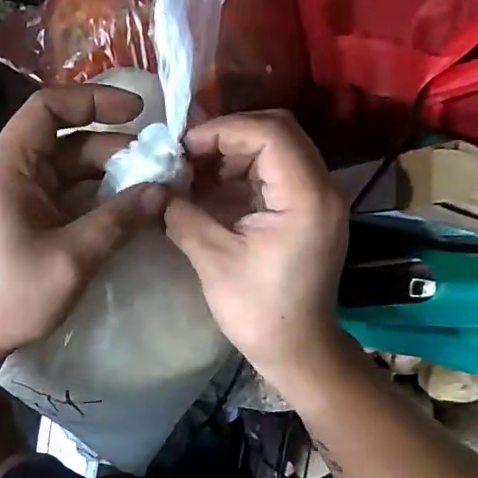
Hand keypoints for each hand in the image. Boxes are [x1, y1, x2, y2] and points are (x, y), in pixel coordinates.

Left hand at [0, 85, 168, 373]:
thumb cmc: (11, 295)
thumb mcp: (72, 257)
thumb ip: (119, 220)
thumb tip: (162, 190)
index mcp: (7, 166)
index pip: (49, 107)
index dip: (95, 100)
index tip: (139, 112)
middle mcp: (7, 173)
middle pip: (64, 141)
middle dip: (112, 149)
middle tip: (157, 168)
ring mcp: (13, 199)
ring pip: (66, 172)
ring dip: (106, 178)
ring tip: (149, 192)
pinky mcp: (19, 223)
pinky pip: (61, 198)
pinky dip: (92, 201)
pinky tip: (124, 215)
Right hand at [163, 110, 349, 377]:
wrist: (297, 348)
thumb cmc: (257, 310)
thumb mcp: (213, 260)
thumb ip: (184, 215)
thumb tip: (156, 188)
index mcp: (306, 197)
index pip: (270, 133)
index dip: (223, 130)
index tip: (184, 148)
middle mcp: (321, 187)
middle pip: (277, 131)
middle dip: (227, 136)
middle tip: (187, 155)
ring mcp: (317, 198)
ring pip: (276, 150)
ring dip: (232, 154)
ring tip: (193, 172)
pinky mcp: (306, 210)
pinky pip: (275, 174)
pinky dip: (241, 174)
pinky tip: (209, 190)